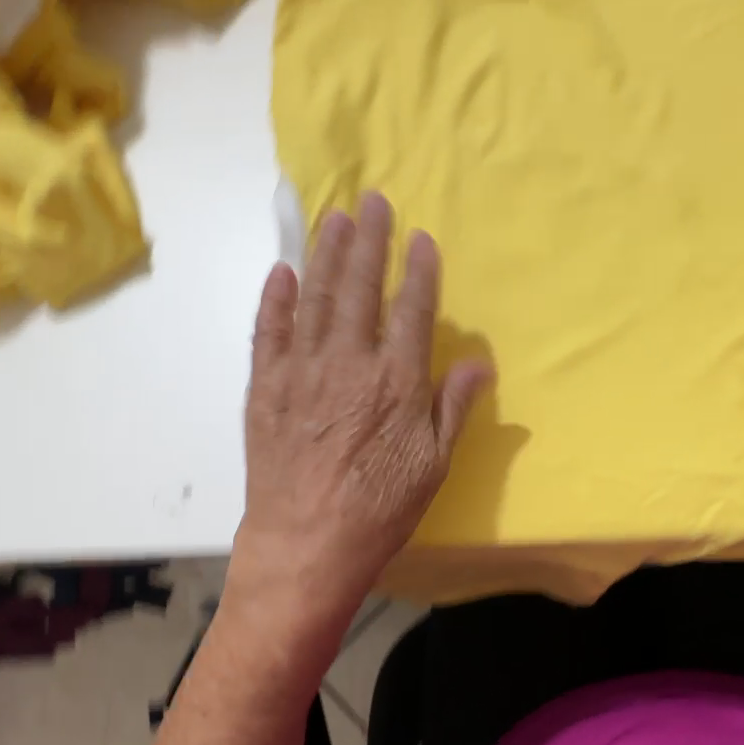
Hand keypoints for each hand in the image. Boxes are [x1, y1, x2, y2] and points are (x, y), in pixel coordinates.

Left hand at [238, 193, 492, 597]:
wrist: (307, 543)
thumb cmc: (381, 510)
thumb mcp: (434, 466)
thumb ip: (454, 407)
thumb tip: (479, 361)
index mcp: (396, 381)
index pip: (411, 310)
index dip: (419, 271)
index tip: (421, 238)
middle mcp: (348, 362)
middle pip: (359, 287)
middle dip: (368, 241)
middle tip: (372, 201)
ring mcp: (300, 370)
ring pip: (313, 297)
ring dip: (324, 253)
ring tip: (334, 219)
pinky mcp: (264, 387)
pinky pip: (268, 330)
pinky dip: (275, 297)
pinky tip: (282, 272)